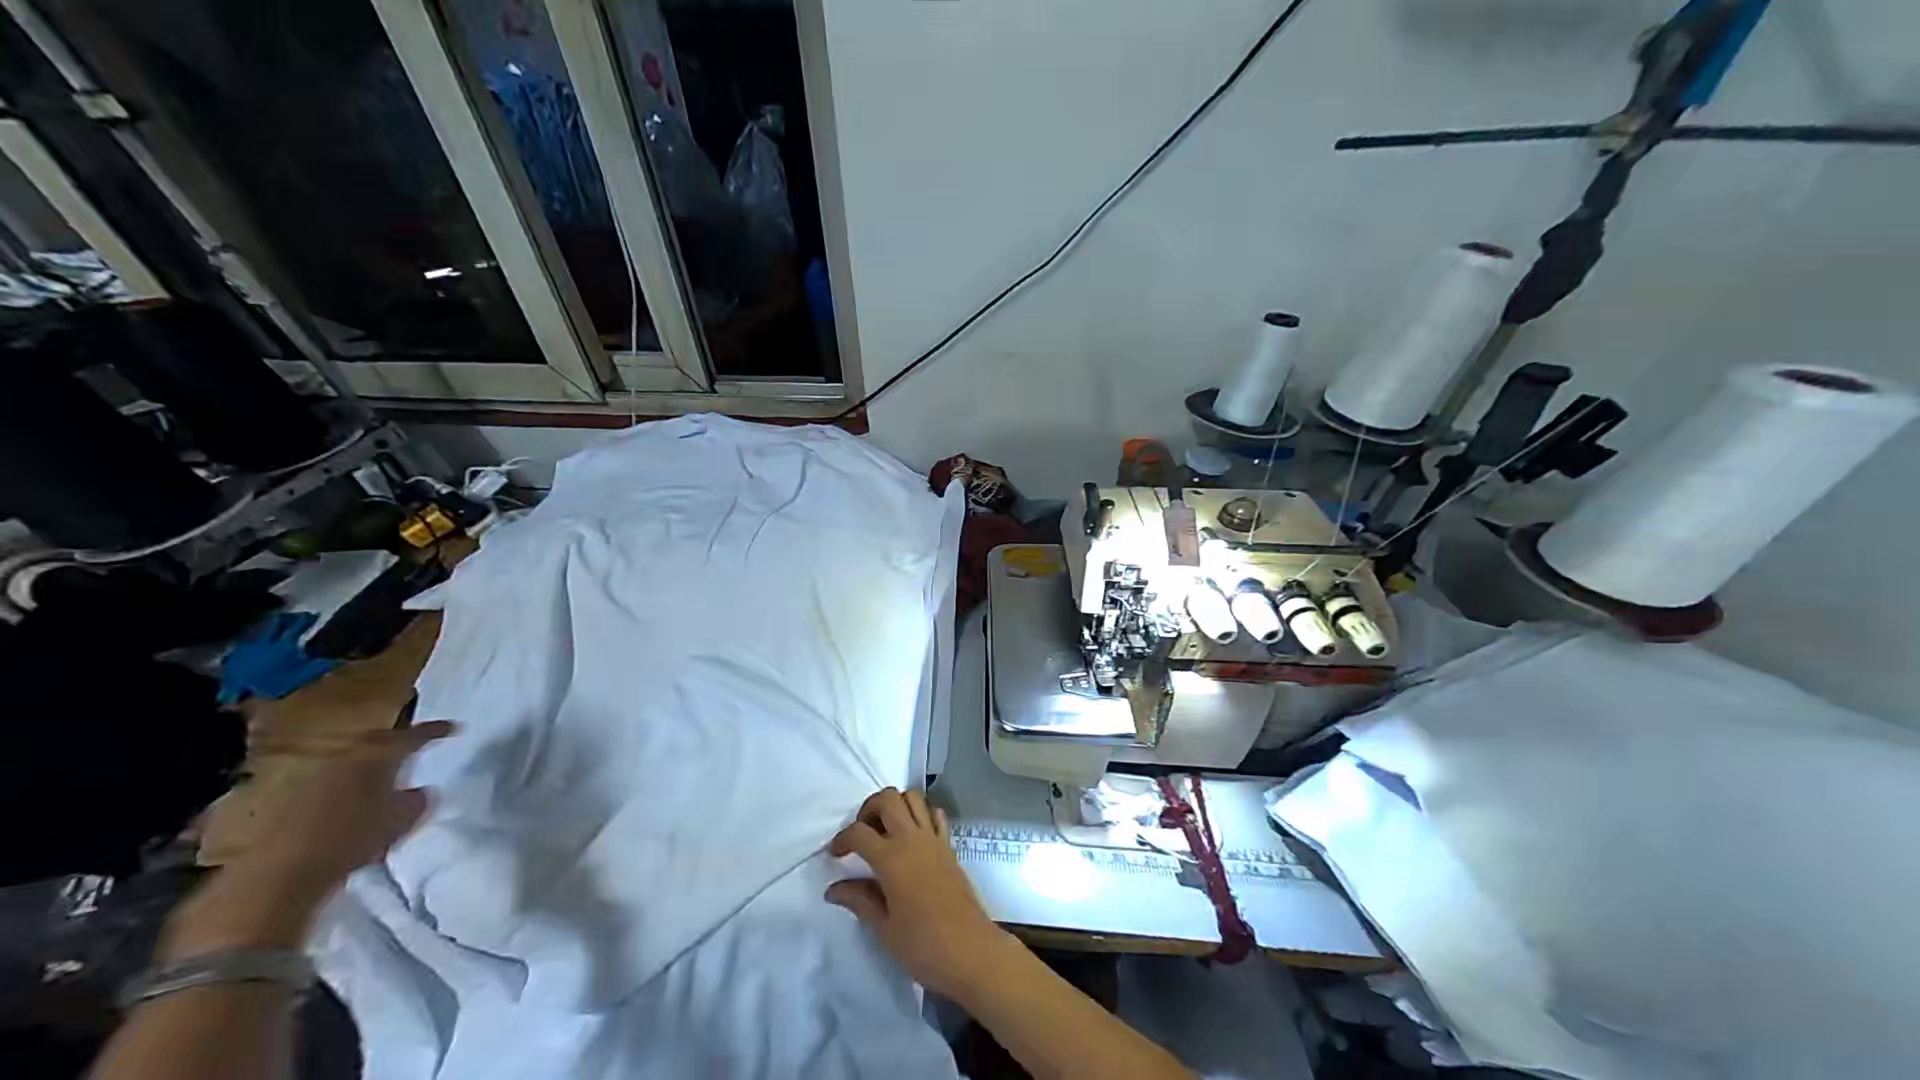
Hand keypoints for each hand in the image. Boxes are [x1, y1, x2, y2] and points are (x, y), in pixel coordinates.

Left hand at [162, 721, 454, 959]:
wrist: (282, 873)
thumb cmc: (354, 839)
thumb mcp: (403, 820)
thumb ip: (418, 800)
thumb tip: (421, 790)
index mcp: (376, 757)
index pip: (412, 737)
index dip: (434, 731)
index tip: (453, 727)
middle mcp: (345, 758)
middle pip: (375, 740)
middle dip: (397, 740)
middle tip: (414, 743)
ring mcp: (315, 777)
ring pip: (351, 758)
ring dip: (370, 761)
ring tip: (386, 770)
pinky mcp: (293, 799)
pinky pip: (332, 777)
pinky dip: (349, 779)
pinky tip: (355, 795)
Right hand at [825, 787, 1011, 997]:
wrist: (972, 952)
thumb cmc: (923, 946)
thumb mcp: (884, 929)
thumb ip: (859, 900)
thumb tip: (834, 889)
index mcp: (891, 858)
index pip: (858, 832)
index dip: (841, 839)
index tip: (835, 856)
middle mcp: (912, 839)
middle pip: (887, 799)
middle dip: (868, 809)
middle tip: (862, 834)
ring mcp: (934, 840)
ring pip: (913, 798)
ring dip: (895, 805)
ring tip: (885, 831)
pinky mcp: (950, 847)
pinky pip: (935, 815)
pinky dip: (921, 814)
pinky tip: (913, 837)